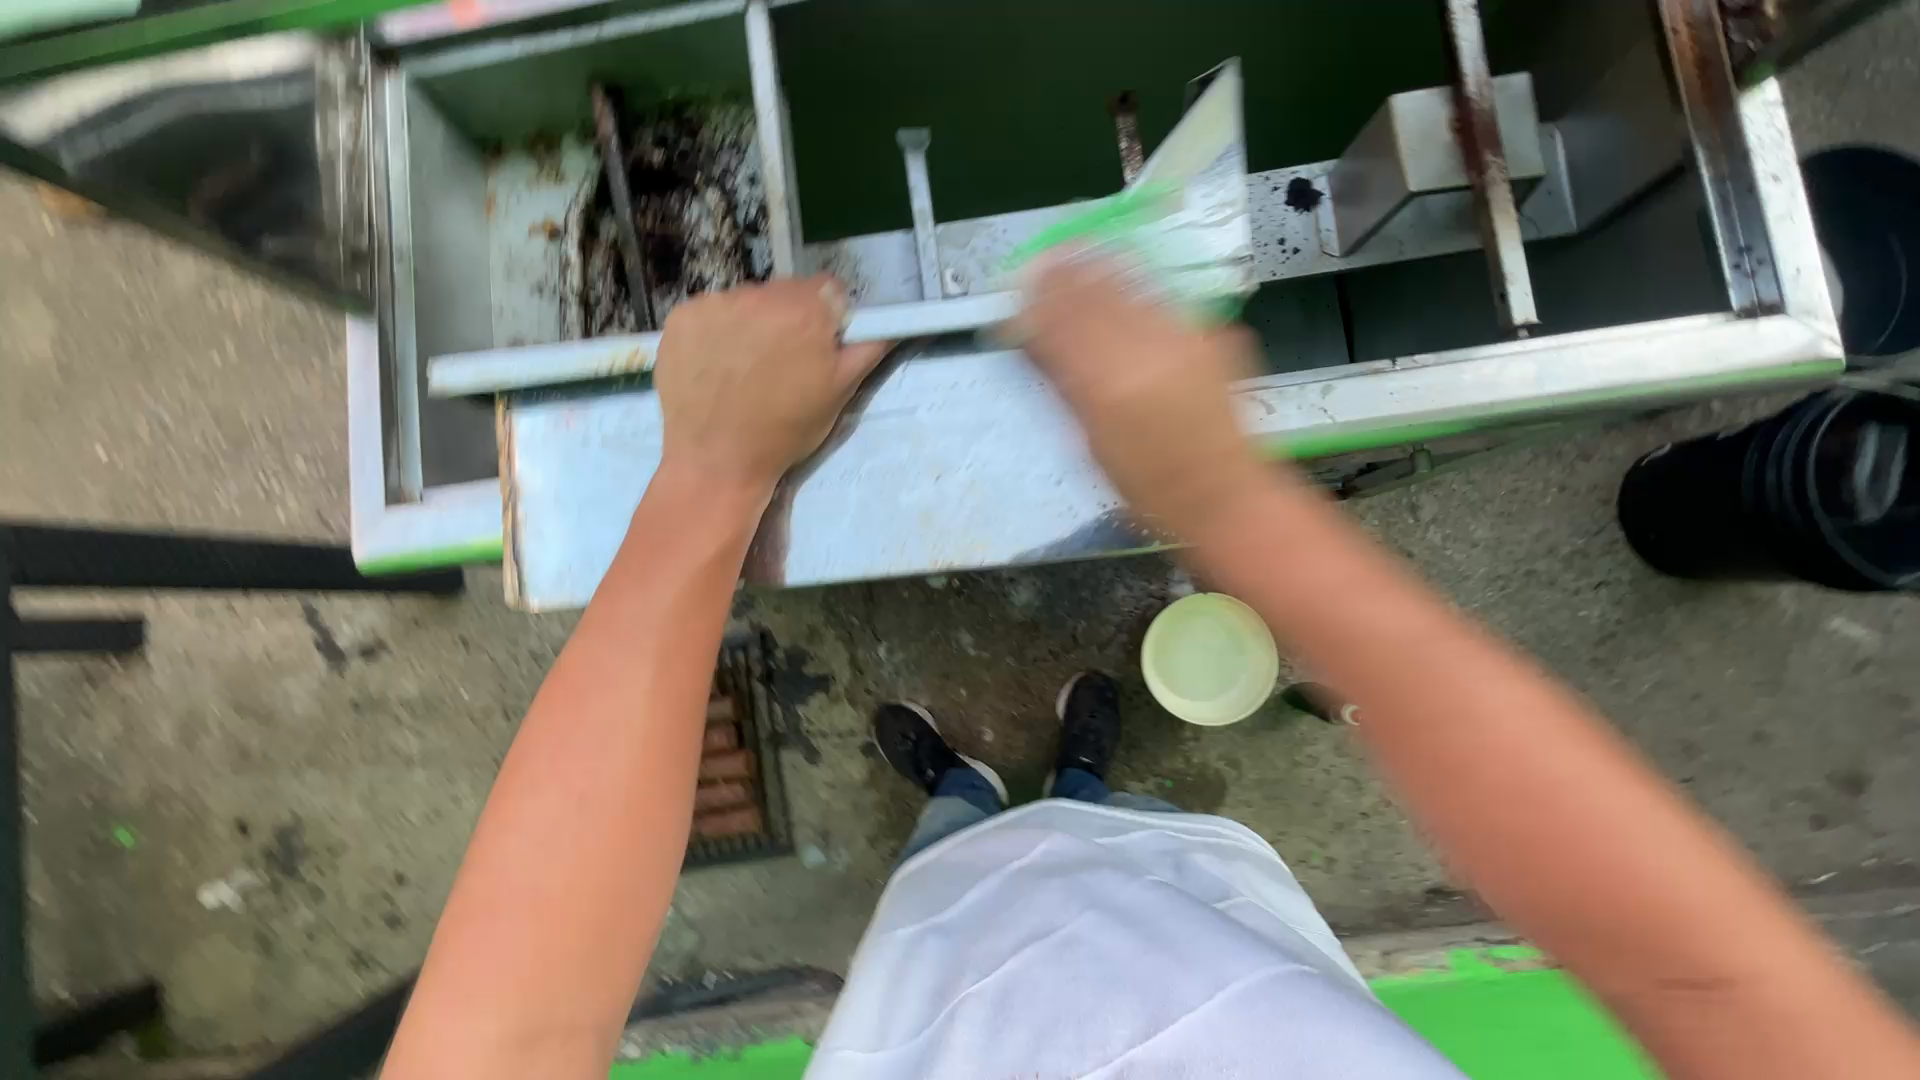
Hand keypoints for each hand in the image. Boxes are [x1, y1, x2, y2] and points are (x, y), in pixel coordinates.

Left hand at [654, 277, 889, 499]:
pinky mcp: (683, 317)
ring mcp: (716, 304)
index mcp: (807, 311)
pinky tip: (718, 367)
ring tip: (747, 370)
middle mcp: (760, 295)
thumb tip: (887, 327)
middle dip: (790, 319)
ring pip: (747, 302)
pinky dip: (717, 333)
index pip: (828, 290)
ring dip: (752, 324)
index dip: (829, 318)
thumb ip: (865, 352)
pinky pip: (711, 313)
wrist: (716, 459)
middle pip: (785, 293)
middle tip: (784, 364)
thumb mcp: (838, 395)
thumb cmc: (785, 431)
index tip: (820, 346)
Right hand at [1016, 255, 1275, 538]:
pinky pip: (1161, 298)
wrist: (1222, 495)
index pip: (1061, 323)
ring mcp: (1184, 338)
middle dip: (1064, 274)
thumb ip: (1062, 384)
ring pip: (1130, 286)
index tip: (1018, 282)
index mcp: (1108, 387)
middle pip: (1095, 293)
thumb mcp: (1090, 441)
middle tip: (1041, 261)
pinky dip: (1133, 287)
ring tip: (1074, 257)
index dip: (1036, 298)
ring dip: (1098, 270)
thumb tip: (1033, 340)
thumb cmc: (1146, 484)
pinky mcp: (1211, 336)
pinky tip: (1120, 283)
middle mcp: (1147, 351)